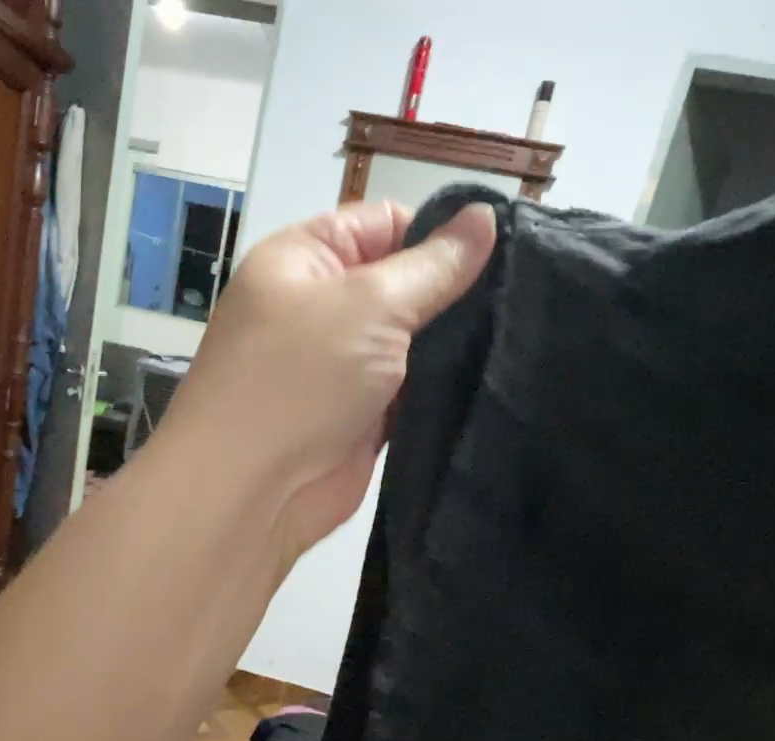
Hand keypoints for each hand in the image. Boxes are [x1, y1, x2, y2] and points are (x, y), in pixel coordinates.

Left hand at [155, 199, 496, 558]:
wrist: (250, 490)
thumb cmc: (299, 379)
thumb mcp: (369, 304)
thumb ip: (433, 266)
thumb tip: (484, 216)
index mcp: (305, 260)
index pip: (382, 223)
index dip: (439, 232)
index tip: (502, 250)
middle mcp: (321, 308)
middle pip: (402, 283)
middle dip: (455, 291)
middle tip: (524, 297)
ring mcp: (342, 367)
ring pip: (412, 342)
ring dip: (455, 345)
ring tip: (523, 336)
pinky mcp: (362, 418)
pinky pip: (412, 392)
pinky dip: (444, 388)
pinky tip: (495, 380)